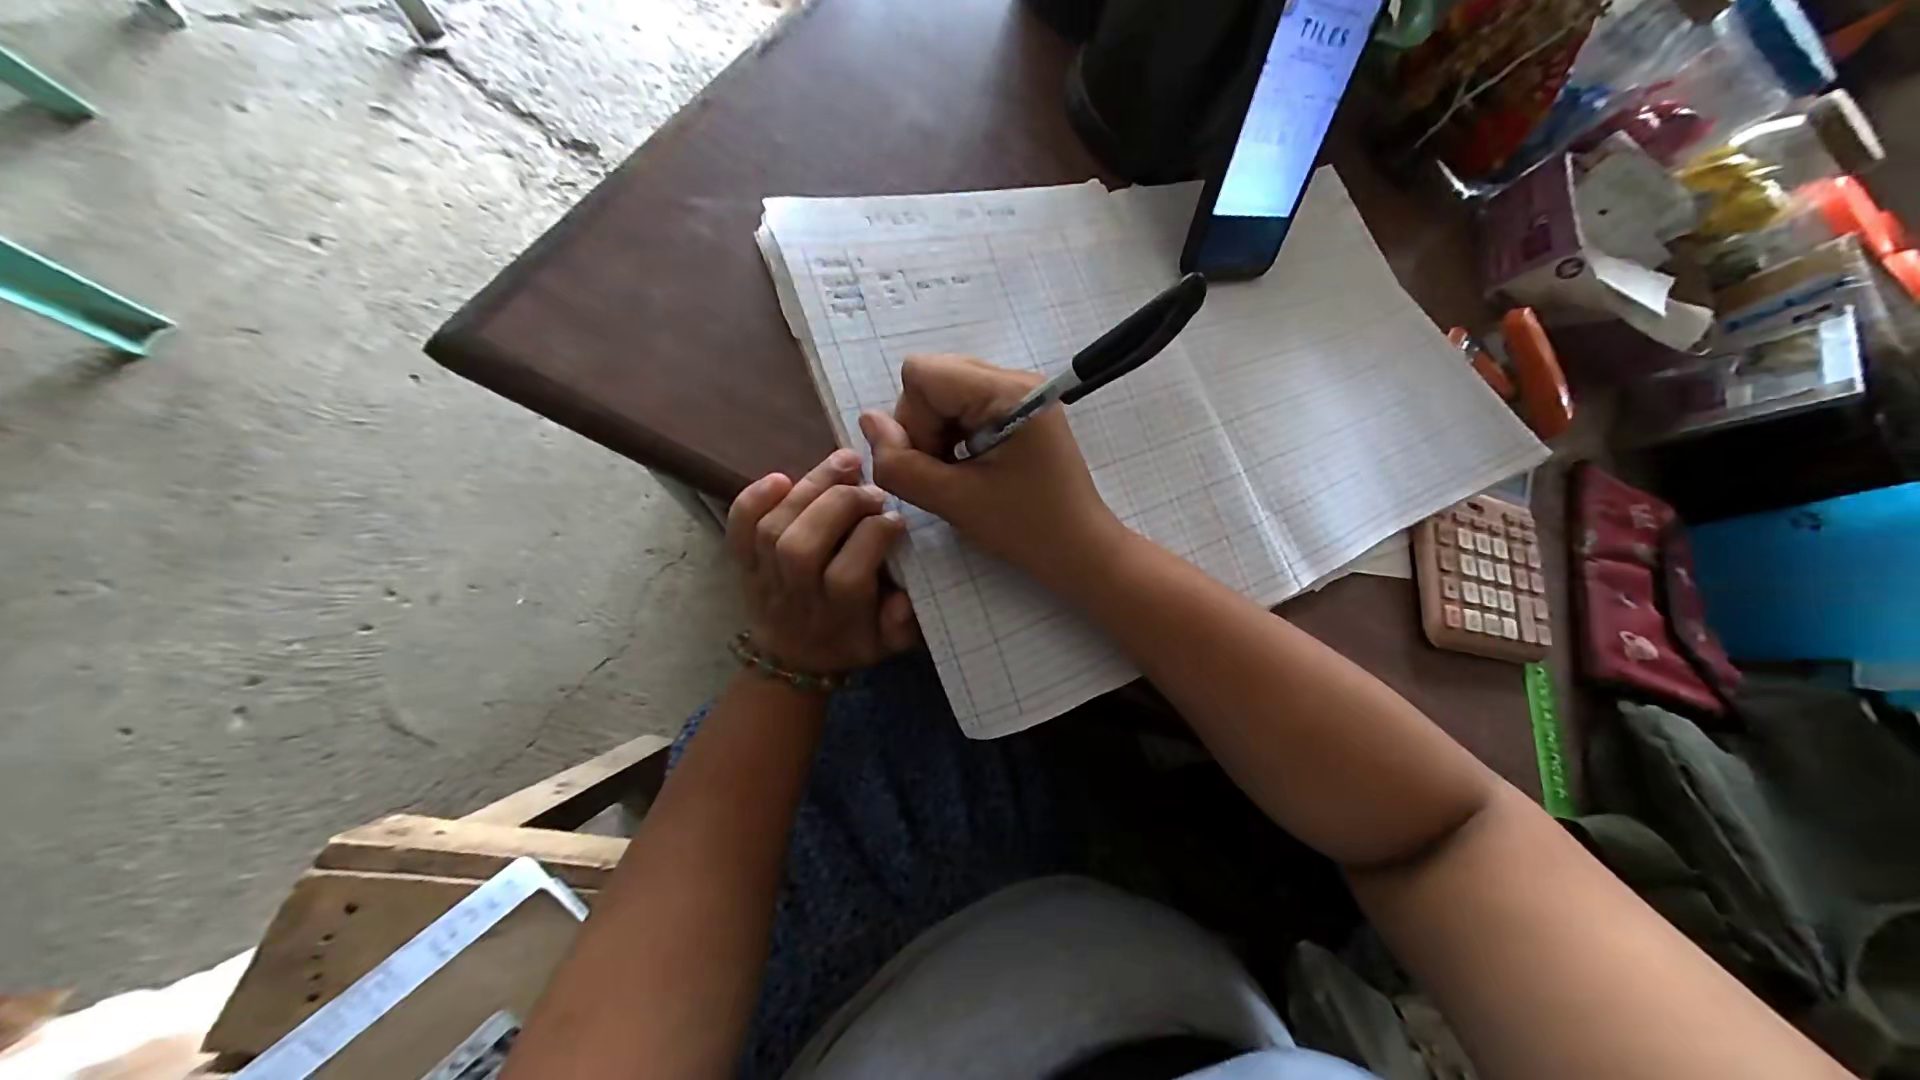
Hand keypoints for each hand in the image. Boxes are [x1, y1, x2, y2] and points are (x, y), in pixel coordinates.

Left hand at [726, 449, 919, 674]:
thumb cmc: (849, 641)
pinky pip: (739, 528)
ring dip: (810, 487)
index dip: (876, 536)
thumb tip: (905, 598)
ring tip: (844, 464)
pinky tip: (782, 477)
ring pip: (776, 527)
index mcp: (836, 614)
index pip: (849, 573)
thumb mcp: (888, 643)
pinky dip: (753, 499)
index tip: (897, 518)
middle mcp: (795, 593)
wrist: (791, 658)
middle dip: (842, 505)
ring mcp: (764, 575)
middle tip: (872, 489)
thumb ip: (902, 625)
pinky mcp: (743, 560)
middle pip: (805, 545)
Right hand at [859, 354, 1125, 587]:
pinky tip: (970, 468)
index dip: (910, 419)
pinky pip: (966, 407)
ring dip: (937, 433)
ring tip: (957, 474)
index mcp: (1006, 392)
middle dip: (923, 426)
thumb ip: (900, 463)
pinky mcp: (1021, 410)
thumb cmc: (1024, 529)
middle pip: (933, 379)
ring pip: (945, 393)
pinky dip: (954, 436)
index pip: (921, 373)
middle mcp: (1014, 379)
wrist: (1080, 550)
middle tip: (942, 473)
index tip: (930, 464)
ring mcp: (1020, 392)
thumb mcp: (953, 501)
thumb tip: (867, 421)